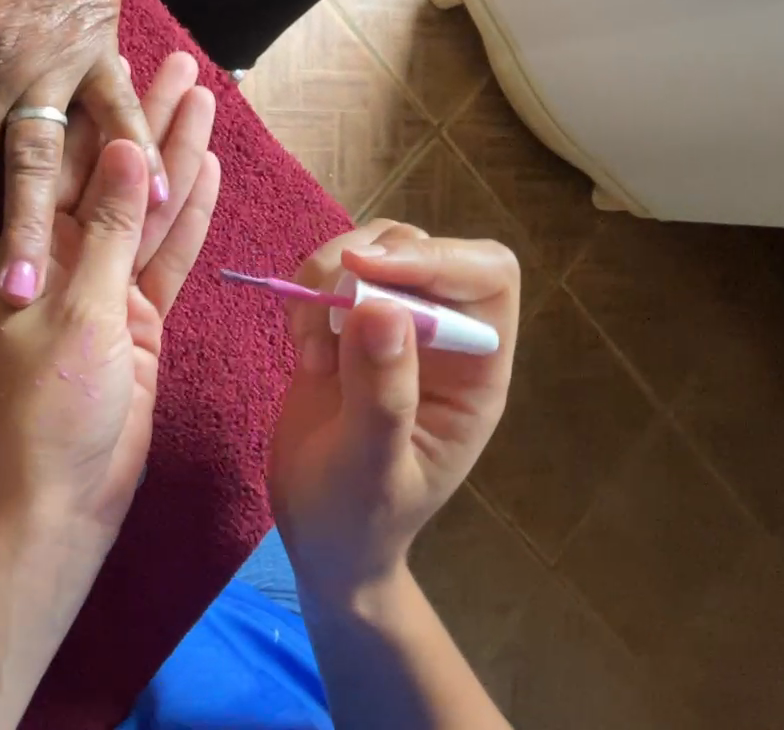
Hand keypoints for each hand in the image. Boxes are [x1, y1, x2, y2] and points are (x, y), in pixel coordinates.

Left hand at [0, 53, 217, 534]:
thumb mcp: (79, 311)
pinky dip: (189, 219)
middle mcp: (67, 253)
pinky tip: (210, 175)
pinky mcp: (138, 316)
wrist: (62, 497)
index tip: (134, 56)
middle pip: (118, 173)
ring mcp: (106, 285)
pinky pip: (166, 256)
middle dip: (153, 119)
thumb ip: (108, 230)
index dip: (109, 108)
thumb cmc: (52, 408)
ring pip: (149, 208)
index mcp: (32, 244)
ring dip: (178, 158)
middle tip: (189, 65)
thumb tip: (127, 148)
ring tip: (207, 102)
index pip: (73, 157)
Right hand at [267, 220, 518, 598]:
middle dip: (364, 266)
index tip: (363, 273)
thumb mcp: (373, 466)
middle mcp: (439, 337)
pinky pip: (329, 276)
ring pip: (371, 251)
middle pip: (420, 248)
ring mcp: (388, 329)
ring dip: (326, 278)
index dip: (434, 259)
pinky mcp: (342, 329)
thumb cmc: (360, 517)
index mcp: (475, 368)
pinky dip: (304, 292)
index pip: (484, 275)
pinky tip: (298, 344)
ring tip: (306, 344)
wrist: (321, 535)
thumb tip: (381, 307)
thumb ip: (383, 392)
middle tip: (320, 316)